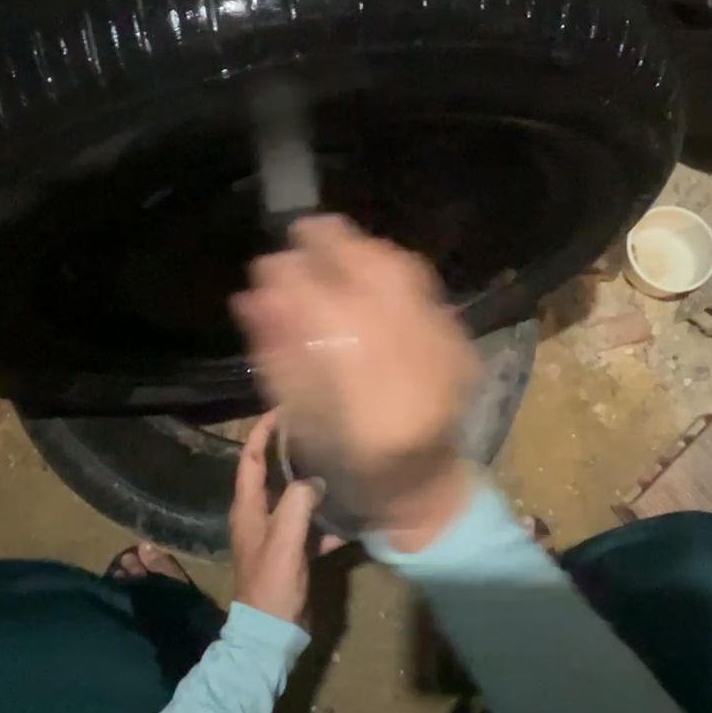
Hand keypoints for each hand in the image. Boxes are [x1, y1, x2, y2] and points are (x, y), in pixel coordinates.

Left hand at [229, 411, 332, 624]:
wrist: (272, 632)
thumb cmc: (272, 584)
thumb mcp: (285, 540)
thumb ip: (299, 503)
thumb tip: (317, 480)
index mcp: (248, 508)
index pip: (249, 458)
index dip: (262, 432)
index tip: (282, 410)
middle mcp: (260, 515)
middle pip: (273, 474)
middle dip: (292, 452)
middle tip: (318, 431)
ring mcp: (278, 535)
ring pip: (297, 500)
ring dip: (315, 485)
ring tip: (341, 466)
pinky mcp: (295, 553)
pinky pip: (314, 528)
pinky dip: (330, 520)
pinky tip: (353, 516)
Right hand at [231, 216, 477, 551]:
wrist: (421, 482)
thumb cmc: (349, 462)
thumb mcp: (301, 420)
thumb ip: (275, 356)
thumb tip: (251, 295)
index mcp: (365, 404)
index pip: (324, 316)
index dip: (293, 279)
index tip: (269, 260)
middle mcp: (413, 372)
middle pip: (373, 282)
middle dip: (333, 245)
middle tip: (304, 231)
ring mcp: (445, 355)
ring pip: (403, 277)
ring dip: (365, 251)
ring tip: (337, 247)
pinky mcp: (461, 345)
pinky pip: (425, 289)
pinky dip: (393, 270)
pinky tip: (371, 273)